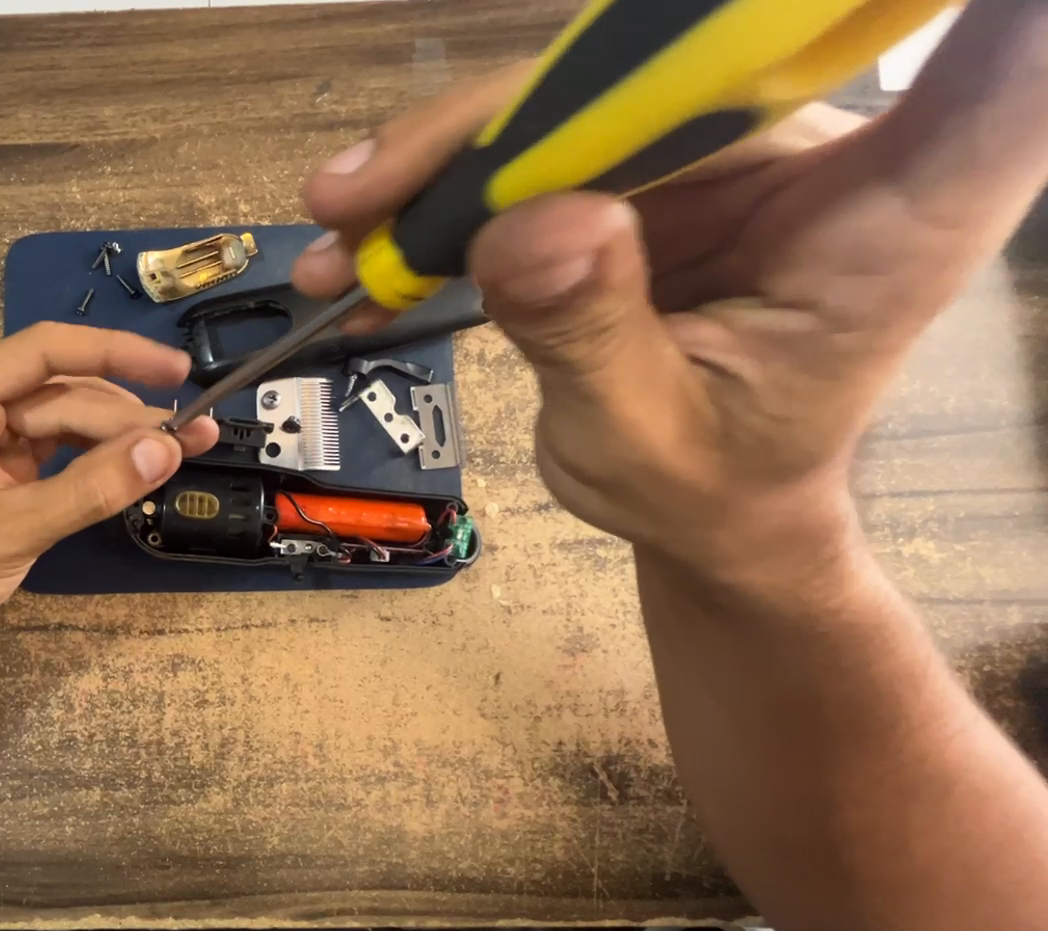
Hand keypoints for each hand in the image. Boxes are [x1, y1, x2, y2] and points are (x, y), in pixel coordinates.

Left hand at [0, 323, 218, 654]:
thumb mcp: (14, 528)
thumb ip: (91, 488)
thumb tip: (166, 450)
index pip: (43, 352)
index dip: (115, 353)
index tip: (175, 368)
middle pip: (64, 391)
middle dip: (126, 414)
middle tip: (193, 434)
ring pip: (69, 419)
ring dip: (121, 437)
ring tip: (182, 449)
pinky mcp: (6, 466)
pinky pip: (63, 449)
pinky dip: (100, 459)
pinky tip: (139, 465)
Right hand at [293, 0, 1047, 581]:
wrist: (694, 501)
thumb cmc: (704, 485)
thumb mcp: (641, 436)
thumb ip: (594, 335)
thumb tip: (528, 227)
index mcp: (890, 204)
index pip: (989, 50)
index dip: (950, 19)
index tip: (898, 18)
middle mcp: (802, 143)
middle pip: (652, 70)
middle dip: (490, 126)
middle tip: (354, 195)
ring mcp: (703, 155)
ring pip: (557, 112)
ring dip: (427, 178)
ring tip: (330, 249)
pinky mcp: (626, 179)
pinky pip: (518, 169)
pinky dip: (432, 219)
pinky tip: (364, 274)